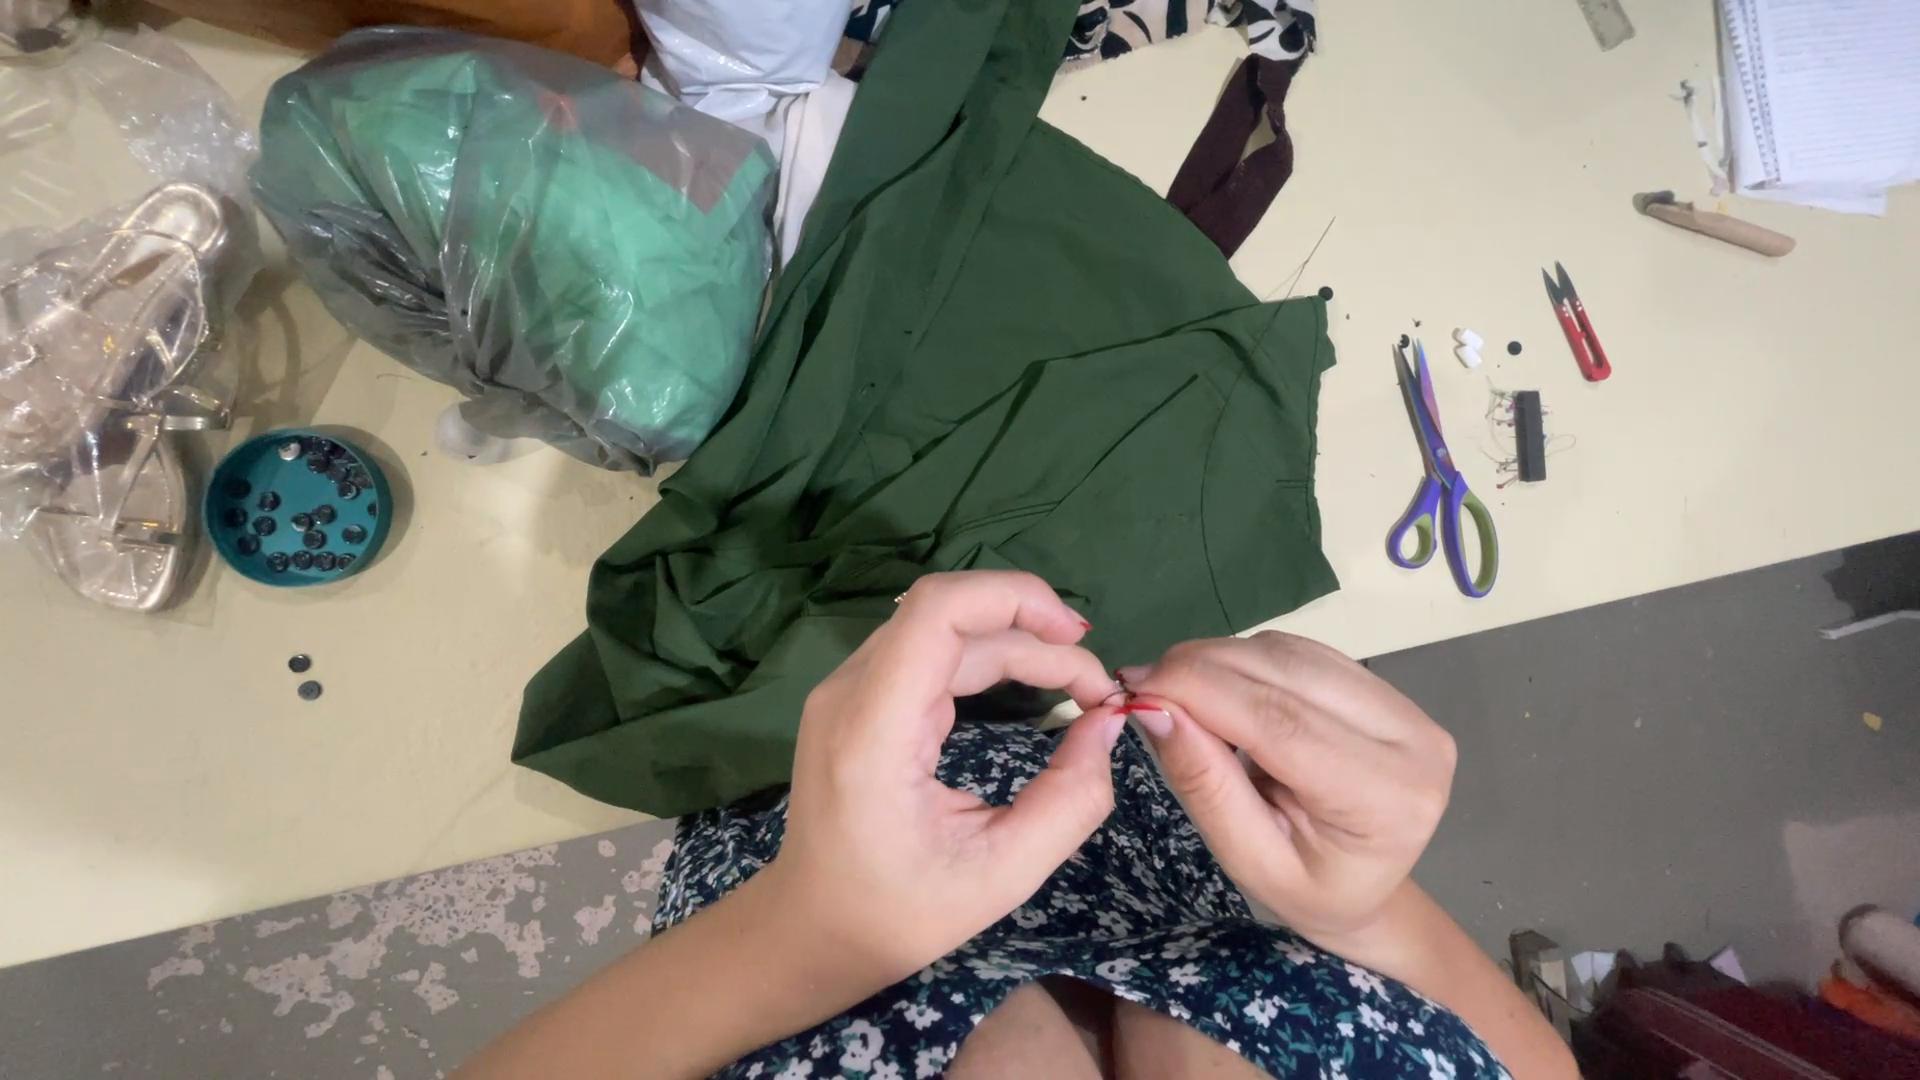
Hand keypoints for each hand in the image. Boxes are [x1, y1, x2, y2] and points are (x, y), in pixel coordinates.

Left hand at [760, 571, 1128, 987]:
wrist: (812, 925)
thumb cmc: (897, 913)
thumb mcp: (1001, 875)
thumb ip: (1070, 799)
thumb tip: (1108, 722)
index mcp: (872, 731)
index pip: (936, 611)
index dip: (1012, 597)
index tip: (1075, 636)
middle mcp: (851, 690)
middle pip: (950, 614)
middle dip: (1034, 634)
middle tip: (1094, 687)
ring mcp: (850, 686)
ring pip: (945, 627)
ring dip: (1017, 643)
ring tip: (1076, 687)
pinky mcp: (862, 693)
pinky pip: (932, 649)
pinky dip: (989, 656)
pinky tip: (1030, 681)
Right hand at [1118, 631, 1455, 942]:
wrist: (1366, 888)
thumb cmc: (1306, 888)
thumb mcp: (1247, 858)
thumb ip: (1204, 783)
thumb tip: (1151, 706)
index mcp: (1385, 797)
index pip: (1278, 720)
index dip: (1198, 690)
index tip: (1133, 686)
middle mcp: (1409, 737)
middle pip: (1282, 672)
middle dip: (1198, 667)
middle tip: (1140, 683)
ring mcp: (1401, 703)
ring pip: (1285, 651)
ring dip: (1216, 658)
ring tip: (1172, 688)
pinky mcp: (1378, 684)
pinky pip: (1294, 650)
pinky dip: (1240, 658)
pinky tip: (1215, 684)